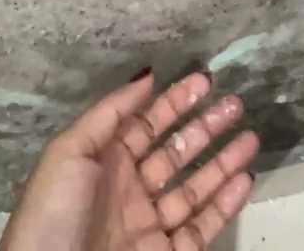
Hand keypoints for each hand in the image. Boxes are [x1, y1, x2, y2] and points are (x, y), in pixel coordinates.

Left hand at [0, 71, 259, 250]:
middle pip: (174, 152)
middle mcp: (129, 190)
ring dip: (223, 162)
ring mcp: (148, 226)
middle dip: (205, 127)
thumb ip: (111, 112)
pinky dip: (225, 204)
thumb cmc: (53, 214)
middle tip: (234, 104)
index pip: (147, 124)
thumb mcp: (69, 152)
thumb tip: (148, 74)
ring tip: (250, 138)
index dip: (175, 101)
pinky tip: (244, 179)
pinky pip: (200, 228)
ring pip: (193, 188)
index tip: (204, 81)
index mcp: (104, 163)